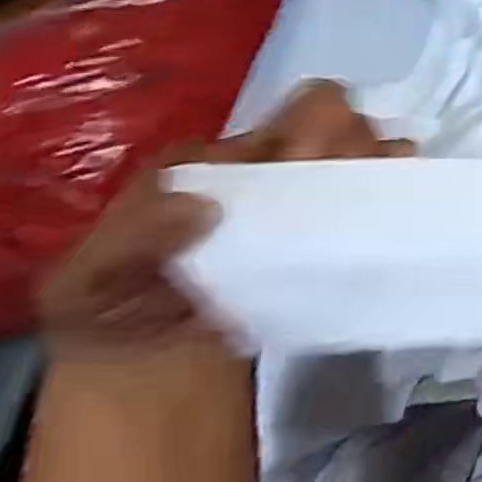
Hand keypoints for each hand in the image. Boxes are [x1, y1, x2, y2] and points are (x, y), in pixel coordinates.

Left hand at [39, 80, 410, 361]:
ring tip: (374, 202)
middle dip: (354, 144)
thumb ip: (131, 240)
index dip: (312, 126)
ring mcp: (315, 195)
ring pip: (373, 153)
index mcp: (224, 158)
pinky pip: (385, 196)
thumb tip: (210, 205)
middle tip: (343, 191)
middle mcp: (278, 163)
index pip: (295, 112)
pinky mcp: (342, 230)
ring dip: (381, 167)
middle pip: (344, 125)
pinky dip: (396, 194)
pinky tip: (394, 213)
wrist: (152, 369)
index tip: (309, 161)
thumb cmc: (116, 314)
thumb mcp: (85, 286)